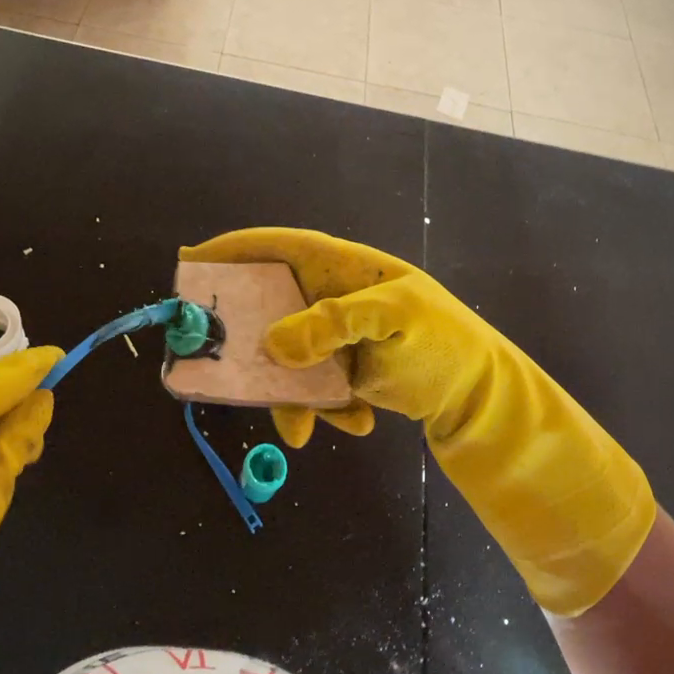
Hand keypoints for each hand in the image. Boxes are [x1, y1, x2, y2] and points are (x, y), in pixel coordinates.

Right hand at [180, 228, 653, 615]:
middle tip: (219, 363)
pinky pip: (306, 388)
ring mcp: (330, 338)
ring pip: (281, 357)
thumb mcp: (395, 322)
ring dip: (285, 393)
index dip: (235, 250)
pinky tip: (358, 421)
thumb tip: (272, 344)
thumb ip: (333, 325)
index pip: (280, 247)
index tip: (193, 261)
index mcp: (342, 268)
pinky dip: (320, 410)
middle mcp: (328, 297)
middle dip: (246, 338)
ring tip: (303, 426)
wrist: (480, 400)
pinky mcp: (336, 372)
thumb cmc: (443, 344)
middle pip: (266, 305)